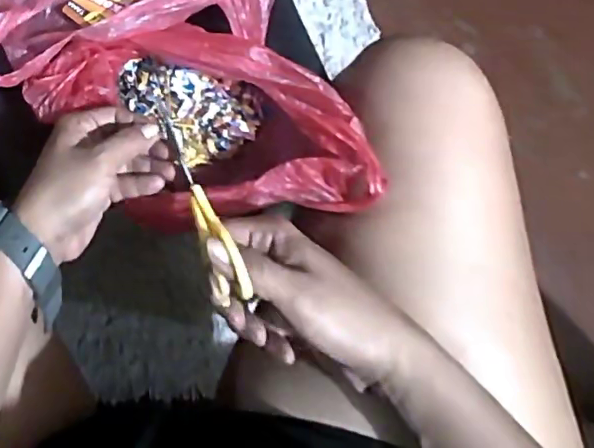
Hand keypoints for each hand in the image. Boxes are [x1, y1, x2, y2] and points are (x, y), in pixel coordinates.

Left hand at [12, 107, 176, 262]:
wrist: (44, 234)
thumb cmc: (69, 187)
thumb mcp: (100, 160)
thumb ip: (128, 142)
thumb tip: (153, 127)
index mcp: (79, 127)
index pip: (113, 115)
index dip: (138, 121)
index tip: (163, 129)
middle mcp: (84, 143)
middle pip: (121, 138)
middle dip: (146, 145)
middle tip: (171, 154)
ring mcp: (91, 168)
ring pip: (124, 161)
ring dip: (147, 165)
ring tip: (171, 172)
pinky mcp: (97, 192)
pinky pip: (122, 181)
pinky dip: (138, 182)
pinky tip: (158, 185)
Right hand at [208, 214, 412, 388]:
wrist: (388, 359)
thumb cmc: (341, 315)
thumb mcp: (291, 292)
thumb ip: (247, 267)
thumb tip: (205, 242)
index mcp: (275, 235)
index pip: (225, 234)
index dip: (215, 261)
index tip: (217, 292)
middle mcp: (275, 252)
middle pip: (230, 268)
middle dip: (233, 300)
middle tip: (242, 322)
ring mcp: (282, 282)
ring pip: (243, 298)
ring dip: (250, 323)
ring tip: (268, 341)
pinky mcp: (289, 311)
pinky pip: (261, 319)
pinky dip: (268, 336)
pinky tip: (286, 352)